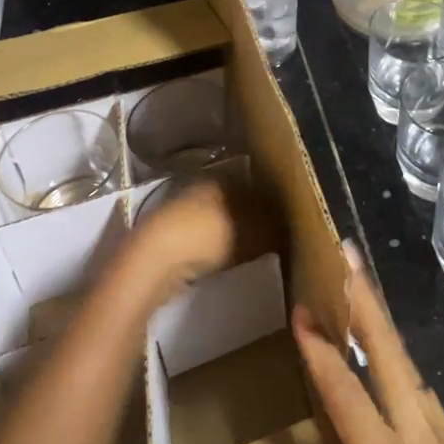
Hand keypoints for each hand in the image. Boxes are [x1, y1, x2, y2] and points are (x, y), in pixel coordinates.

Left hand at [118, 176, 274, 302]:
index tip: (280, 220)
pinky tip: (220, 264)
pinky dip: (210, 250)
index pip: (250, 186)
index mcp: (219, 179)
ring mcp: (179, 213)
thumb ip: (272, 227)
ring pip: (214, 222)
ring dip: (228, 235)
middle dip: (247, 218)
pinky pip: (199, 241)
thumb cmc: (207, 235)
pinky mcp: (166, 239)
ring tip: (247, 253)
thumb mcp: (251, 231)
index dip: (266, 203)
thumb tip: (288, 227)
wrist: (155, 260)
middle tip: (267, 237)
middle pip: (231, 204)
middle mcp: (198, 190)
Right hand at [258, 245, 443, 443]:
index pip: (348, 395)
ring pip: (413, 369)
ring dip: (386, 328)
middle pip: (392, 354)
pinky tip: (392, 364)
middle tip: (349, 252)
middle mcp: (423, 437)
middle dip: (368, 301)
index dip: (322, 353)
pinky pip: (426, 394)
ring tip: (361, 296)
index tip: (300, 311)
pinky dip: (403, 364)